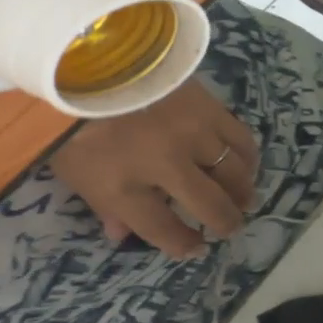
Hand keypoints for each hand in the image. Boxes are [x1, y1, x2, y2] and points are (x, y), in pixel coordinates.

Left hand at [50, 78, 258, 257]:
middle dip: (224, 220)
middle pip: (208, 201)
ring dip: (243, 189)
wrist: (99, 72)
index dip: (180, 242)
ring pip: (234, 172)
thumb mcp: (74, 173)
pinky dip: (248, 158)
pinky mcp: (216, 114)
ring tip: (247, 200)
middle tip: (233, 228)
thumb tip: (122, 234)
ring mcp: (196, 138)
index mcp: (122, 185)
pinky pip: (242, 141)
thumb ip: (103, 205)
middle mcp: (166, 166)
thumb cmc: (74, 128)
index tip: (195, 250)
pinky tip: (249, 166)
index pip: (159, 225)